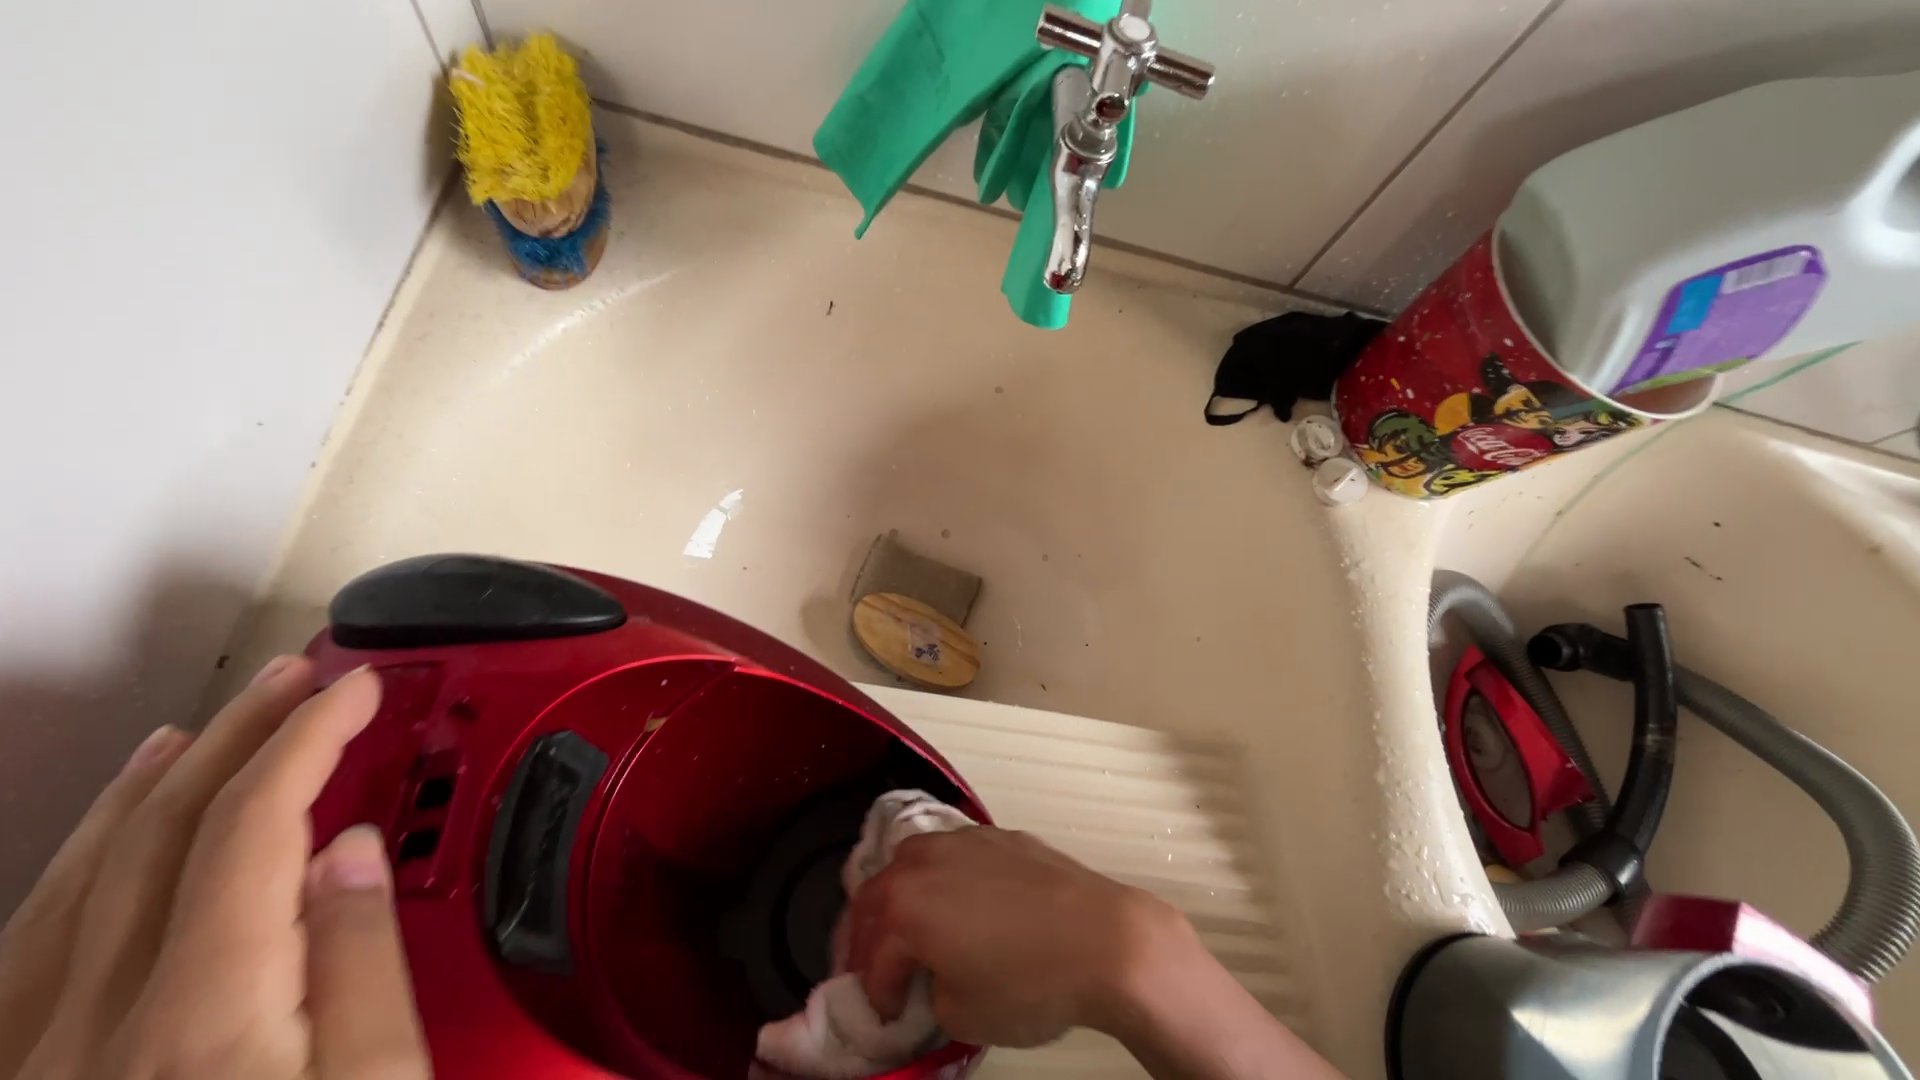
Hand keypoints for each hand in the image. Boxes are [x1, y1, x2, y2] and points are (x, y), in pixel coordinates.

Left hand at [0, 657, 429, 1079]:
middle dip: (245, 732)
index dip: (312, 735)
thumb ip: (361, 966)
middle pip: (169, 831)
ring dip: (158, 779)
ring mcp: (41, 1057)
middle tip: (303, 675)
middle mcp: (100, 1024)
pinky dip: (88, 854)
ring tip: (210, 720)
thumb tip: (350, 852)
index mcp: (210, 1014)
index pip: (257, 824)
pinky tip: (114, 831)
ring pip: (86, 874)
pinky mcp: (26, 1079)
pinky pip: (38, 934)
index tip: (362, 687)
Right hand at [846, 827, 1346, 1079]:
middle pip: (878, 894)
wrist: (1106, 941)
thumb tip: (936, 976)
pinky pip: (956, 855)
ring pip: (914, 862)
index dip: (876, 993)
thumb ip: (930, 990)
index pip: (872, 955)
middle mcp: (926, 859)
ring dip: (905, 895)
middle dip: (873, 935)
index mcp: (904, 903)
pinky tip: (967, 904)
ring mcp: (966, 840)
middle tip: (884, 969)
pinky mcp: (1002, 836)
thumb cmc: (1029, 983)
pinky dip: (946, 879)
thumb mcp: (961, 1015)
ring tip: (918, 929)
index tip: (890, 1015)